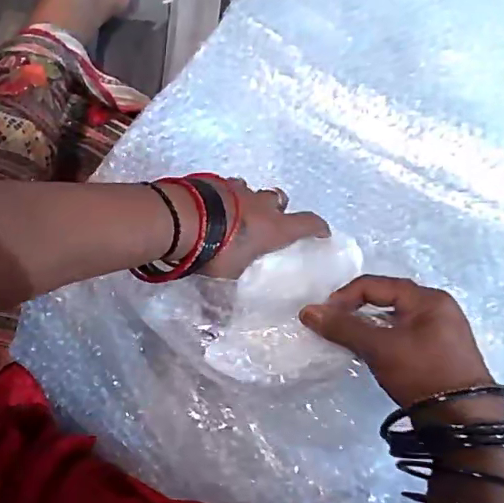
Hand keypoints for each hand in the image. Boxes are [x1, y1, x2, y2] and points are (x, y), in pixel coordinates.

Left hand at [166, 176, 329, 279]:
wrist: (182, 218)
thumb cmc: (214, 251)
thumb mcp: (224, 278)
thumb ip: (225, 295)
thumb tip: (218, 322)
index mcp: (274, 227)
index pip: (308, 223)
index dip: (317, 227)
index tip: (321, 233)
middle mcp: (260, 204)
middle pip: (279, 200)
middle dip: (277, 210)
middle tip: (266, 224)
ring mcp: (236, 188)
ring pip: (250, 190)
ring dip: (247, 201)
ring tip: (233, 216)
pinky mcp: (212, 181)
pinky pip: (223, 187)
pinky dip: (221, 197)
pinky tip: (209, 209)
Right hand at [299, 275, 500, 413]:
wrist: (462, 417)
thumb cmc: (421, 373)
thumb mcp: (379, 348)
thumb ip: (343, 327)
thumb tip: (308, 311)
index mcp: (428, 299)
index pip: (375, 284)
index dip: (344, 297)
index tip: (323, 317)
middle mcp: (437, 307)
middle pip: (385, 298)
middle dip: (355, 309)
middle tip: (333, 327)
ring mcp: (440, 329)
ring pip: (392, 317)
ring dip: (367, 325)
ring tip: (347, 340)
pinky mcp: (437, 349)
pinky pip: (401, 333)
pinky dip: (381, 337)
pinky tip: (369, 351)